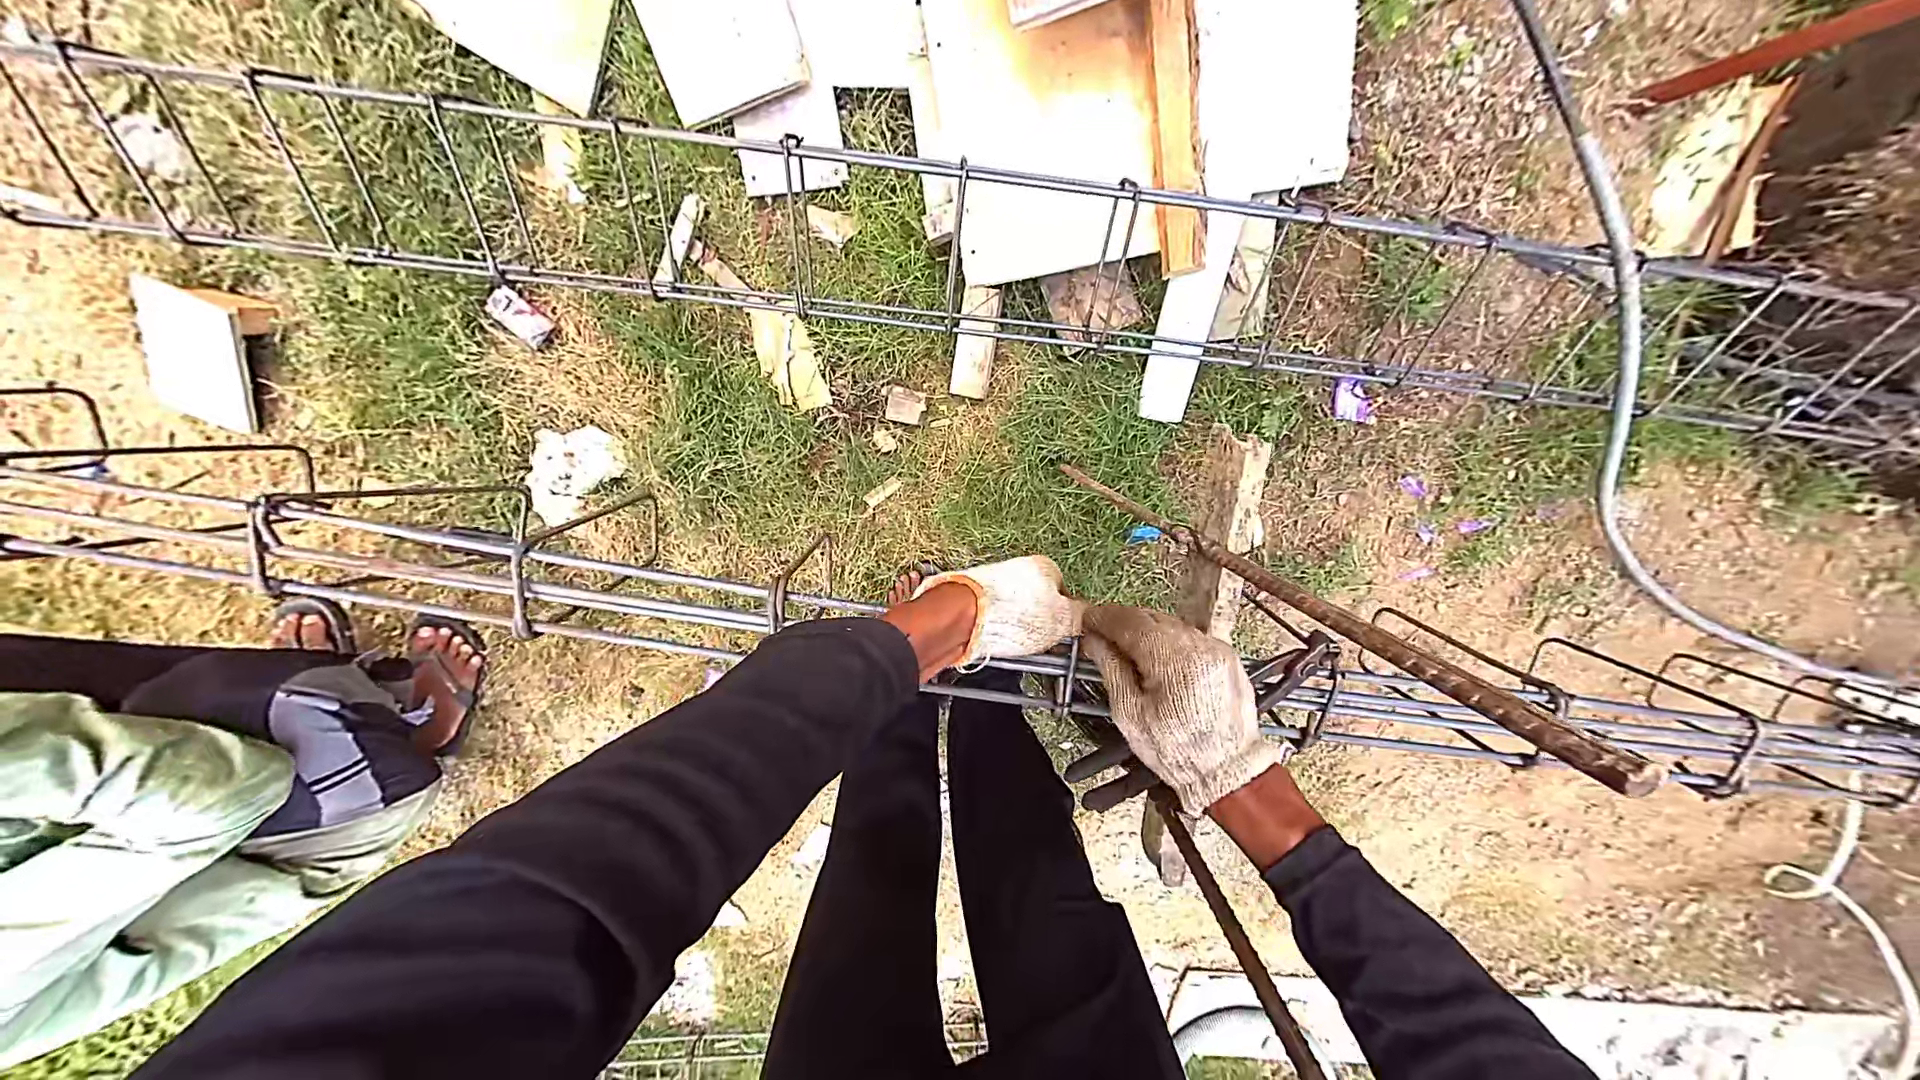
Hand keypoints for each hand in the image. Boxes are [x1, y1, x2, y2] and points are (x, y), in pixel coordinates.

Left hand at [912, 555, 1082, 664]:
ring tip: (1016, 645)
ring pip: (1016, 610)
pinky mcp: (974, 597)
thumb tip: (1089, 617)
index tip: (1064, 633)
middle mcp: (1018, 568)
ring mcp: (994, 581)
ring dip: (1018, 628)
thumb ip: (1079, 617)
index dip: (1067, 615)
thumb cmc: (1012, 615)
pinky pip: (995, 616)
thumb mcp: (1062, 620)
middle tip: (1042, 642)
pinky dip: (998, 630)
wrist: (962, 617)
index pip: (1065, 591)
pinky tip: (997, 642)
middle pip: (1039, 600)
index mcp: (1044, 566)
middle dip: (1040, 622)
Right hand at [1080, 605, 1282, 813]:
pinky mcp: (1226, 655)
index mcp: (1174, 661)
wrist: (1229, 770)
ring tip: (1125, 648)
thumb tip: (1094, 642)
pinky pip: (1188, 636)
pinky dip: (1167, 640)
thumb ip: (1110, 669)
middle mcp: (1199, 647)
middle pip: (1150, 617)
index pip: (1130, 622)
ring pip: (1169, 623)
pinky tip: (1155, 657)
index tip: (1088, 620)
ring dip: (1144, 630)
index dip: (1103, 618)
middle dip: (1122, 622)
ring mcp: (1216, 649)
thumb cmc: (1179, 752)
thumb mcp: (1130, 714)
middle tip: (1100, 634)